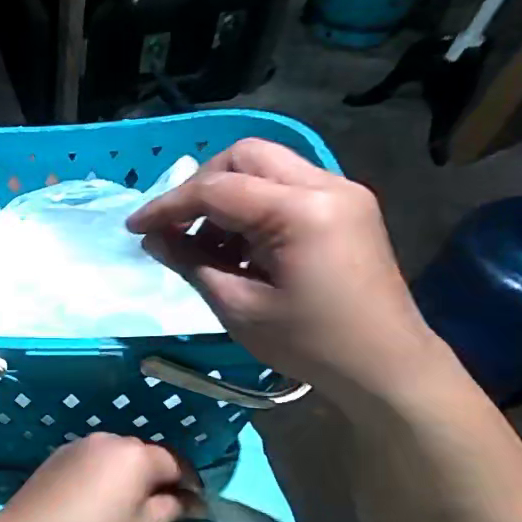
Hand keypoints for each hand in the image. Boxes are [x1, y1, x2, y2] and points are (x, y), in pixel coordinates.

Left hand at [0, 433, 194, 521]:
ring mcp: (84, 441)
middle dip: (163, 476)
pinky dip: (109, 471)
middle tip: (165, 506)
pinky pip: (98, 457)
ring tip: (132, 502)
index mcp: (136, 454)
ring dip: (134, 473)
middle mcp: (112, 438)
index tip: (196, 506)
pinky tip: (101, 496)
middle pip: (149, 454)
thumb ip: (173, 508)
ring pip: (123, 454)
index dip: (192, 483)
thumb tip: (194, 500)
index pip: (178, 462)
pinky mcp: (62, 451)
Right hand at [126, 138, 442, 403]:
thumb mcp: (240, 309)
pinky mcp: (349, 206)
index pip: (218, 189)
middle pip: (245, 156)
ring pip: (269, 167)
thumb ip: (193, 264)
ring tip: (211, 248)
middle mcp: (325, 184)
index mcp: (299, 210)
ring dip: (230, 196)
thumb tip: (154, 239)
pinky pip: (290, 187)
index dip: (168, 205)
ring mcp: (343, 191)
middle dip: (202, 186)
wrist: (386, 366)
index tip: (135, 228)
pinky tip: (245, 248)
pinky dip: (258, 207)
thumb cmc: (311, 346)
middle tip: (177, 229)